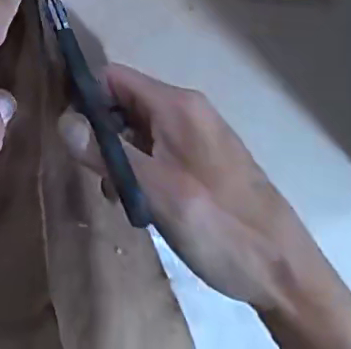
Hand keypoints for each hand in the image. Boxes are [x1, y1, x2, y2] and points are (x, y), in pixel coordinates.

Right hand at [60, 66, 350, 348]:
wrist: (287, 272)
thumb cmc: (220, 226)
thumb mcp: (155, 192)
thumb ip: (108, 155)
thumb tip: (64, 121)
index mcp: (177, 104)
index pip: (114, 77)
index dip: (86, 98)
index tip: (70, 134)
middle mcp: (188, 109)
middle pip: (126, 102)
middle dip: (104, 134)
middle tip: (98, 178)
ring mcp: (200, 133)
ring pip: (142, 128)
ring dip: (123, 157)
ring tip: (123, 200)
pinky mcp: (207, 158)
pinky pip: (161, 148)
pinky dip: (145, 168)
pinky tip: (146, 205)